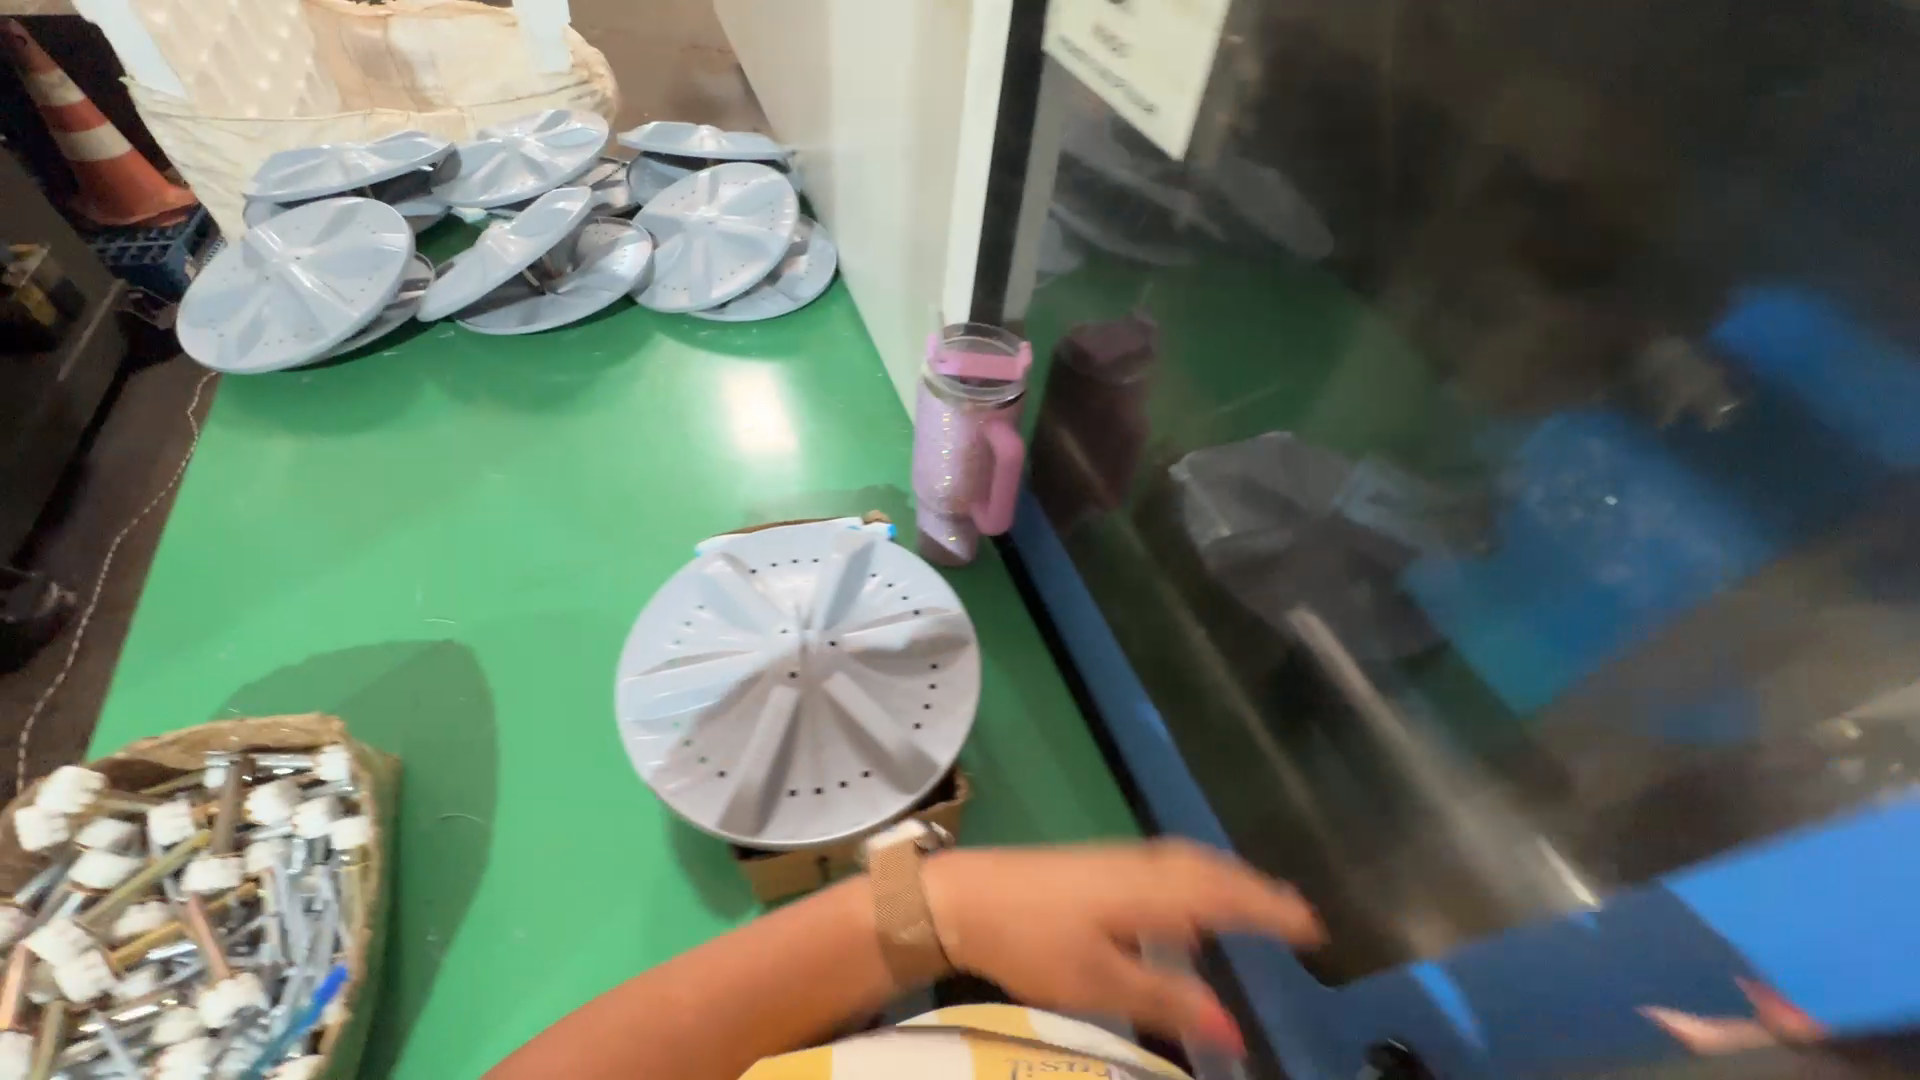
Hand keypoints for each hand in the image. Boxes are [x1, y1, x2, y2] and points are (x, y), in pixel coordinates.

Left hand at [921, 839, 1324, 1055]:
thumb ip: (1168, 999)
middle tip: (1297, 916)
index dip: (1272, 909)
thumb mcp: (1101, 982)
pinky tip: (1191, 895)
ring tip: (1257, 902)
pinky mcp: (1100, 860)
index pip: (1226, 896)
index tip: (1314, 927)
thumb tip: (1233, 1030)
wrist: (967, 897)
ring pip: (1189, 860)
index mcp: (1151, 891)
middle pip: (1212, 870)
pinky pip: (1168, 861)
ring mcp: (1119, 856)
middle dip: (1257, 889)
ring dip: (1228, 876)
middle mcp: (1142, 864)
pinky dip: (1197, 872)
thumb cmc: (1034, 942)